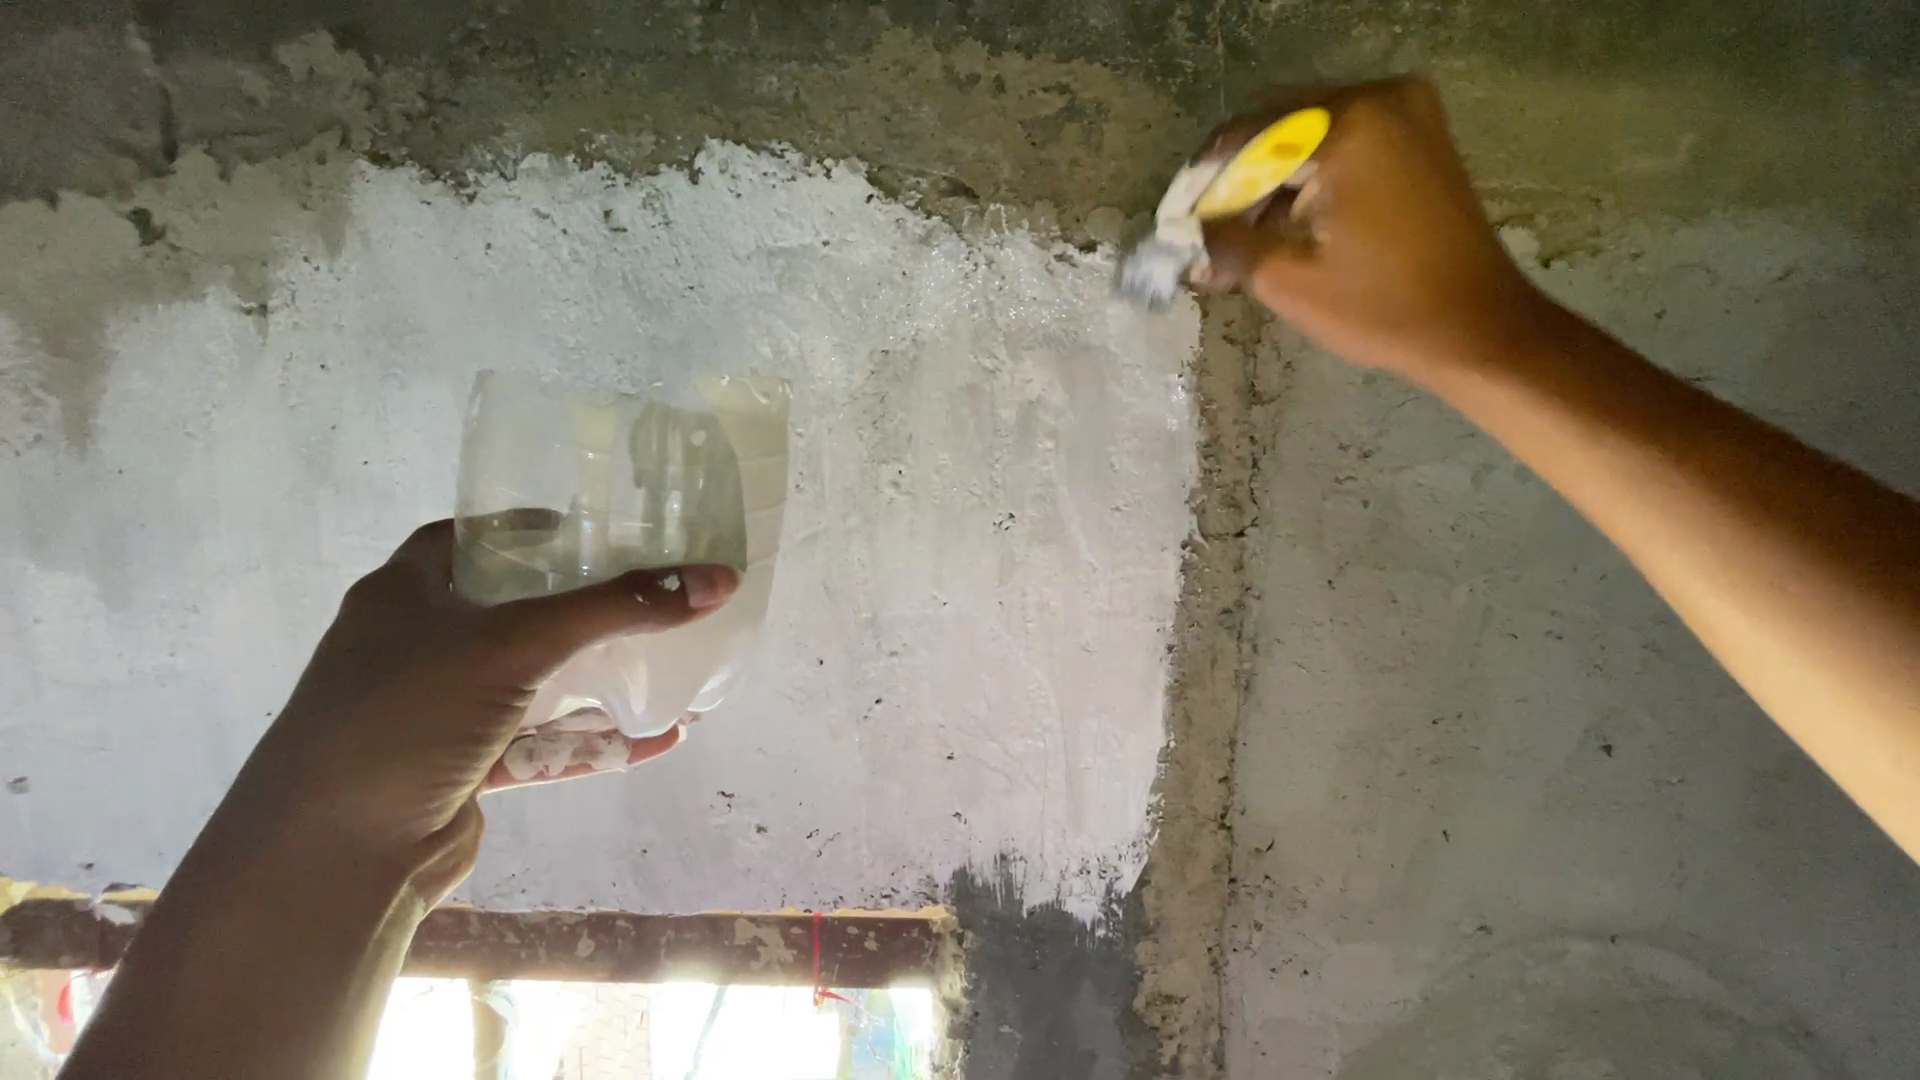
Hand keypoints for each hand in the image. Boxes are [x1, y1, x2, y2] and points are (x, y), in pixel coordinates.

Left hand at [227, 519, 737, 899]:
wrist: (330, 861)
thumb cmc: (408, 716)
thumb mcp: (516, 643)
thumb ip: (617, 609)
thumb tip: (718, 580)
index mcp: (407, 593)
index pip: (468, 538)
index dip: (526, 529)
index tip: (591, 529)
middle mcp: (419, 644)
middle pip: (515, 609)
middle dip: (583, 606)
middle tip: (647, 592)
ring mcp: (442, 710)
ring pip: (536, 681)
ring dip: (601, 680)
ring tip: (670, 665)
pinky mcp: (465, 765)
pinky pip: (543, 740)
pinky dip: (596, 738)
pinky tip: (660, 736)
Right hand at [1193, 76, 1560, 378]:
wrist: (1473, 325)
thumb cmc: (1377, 307)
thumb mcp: (1283, 278)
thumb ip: (1224, 243)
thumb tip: (1182, 233)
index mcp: (1347, 126)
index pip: (1245, 138)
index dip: (1202, 183)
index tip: (1175, 223)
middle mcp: (1377, 98)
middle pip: (1273, 128)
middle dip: (1232, 183)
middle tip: (1205, 235)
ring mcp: (1403, 112)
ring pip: (1302, 137)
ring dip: (1264, 185)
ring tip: (1236, 243)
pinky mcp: (1414, 137)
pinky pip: (1336, 145)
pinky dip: (1301, 181)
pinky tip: (1278, 227)